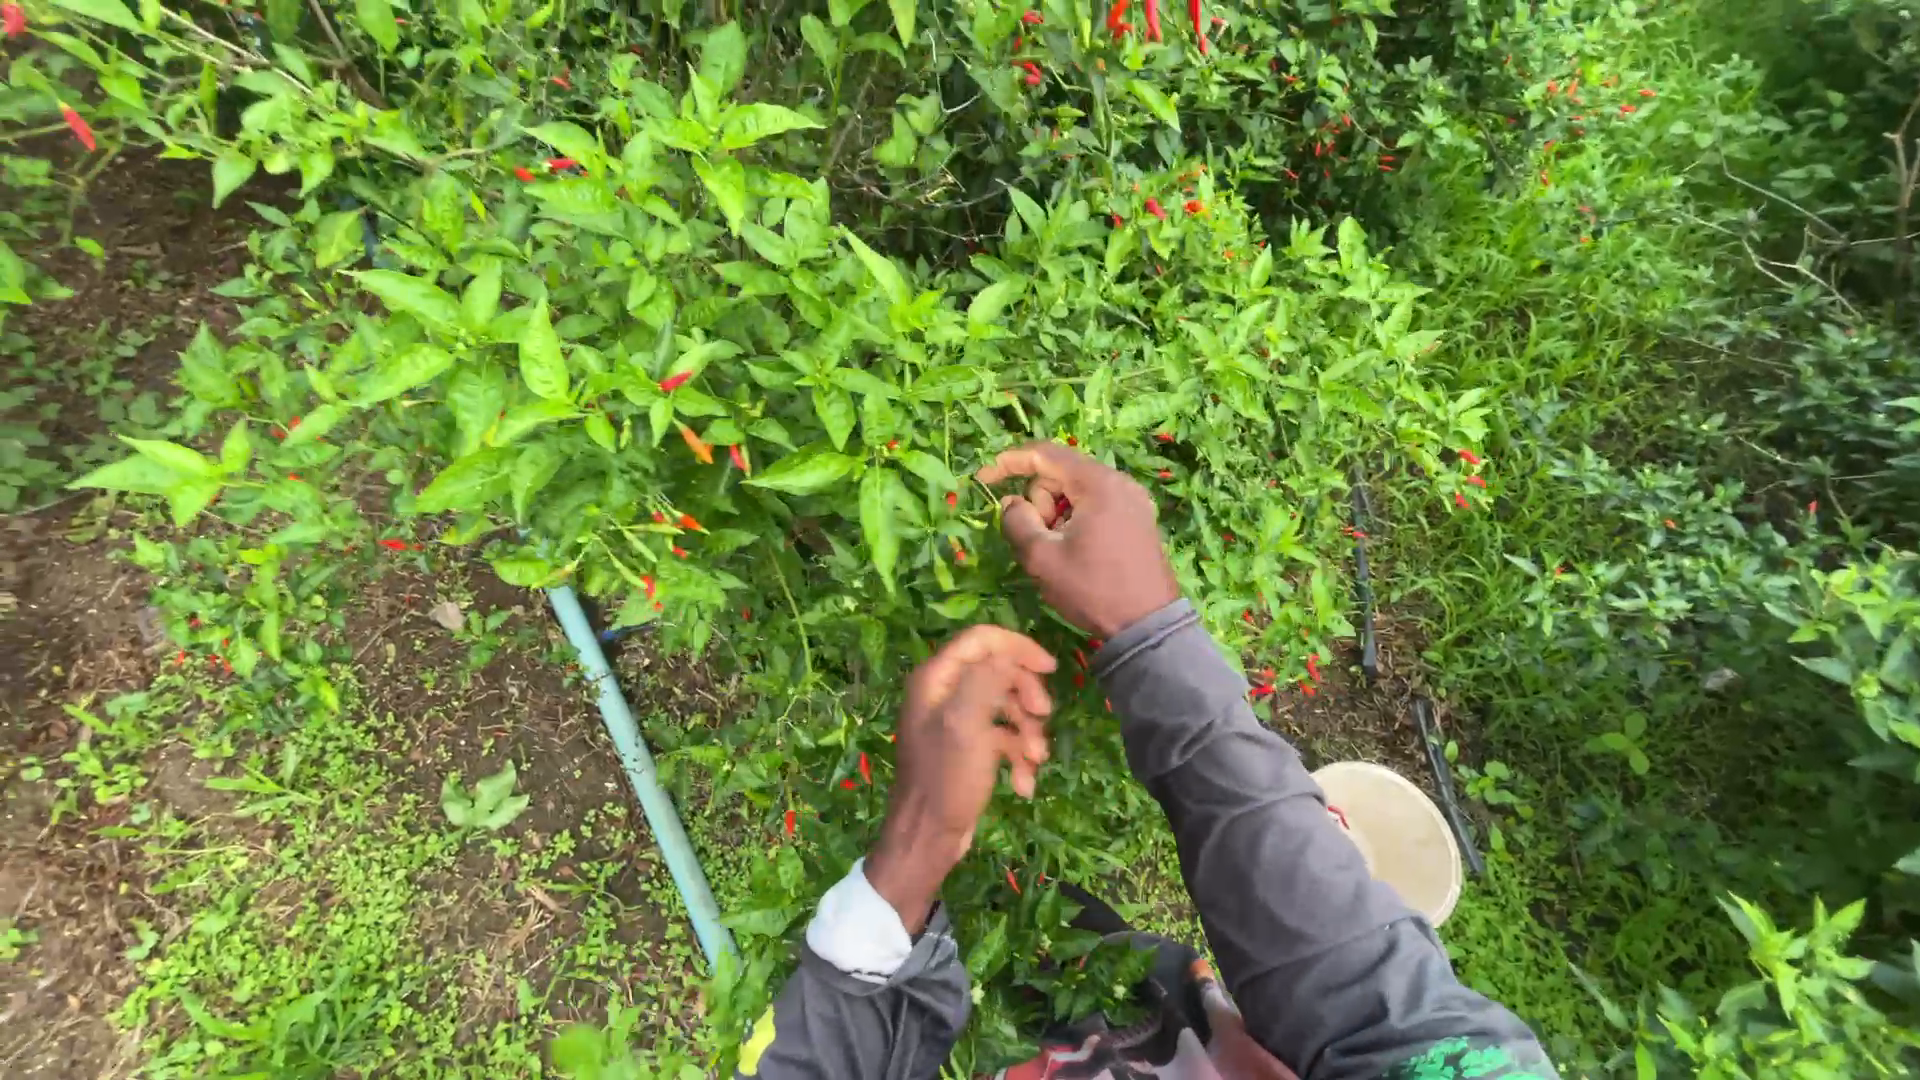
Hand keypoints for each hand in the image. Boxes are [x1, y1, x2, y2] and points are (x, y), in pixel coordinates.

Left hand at [866, 625, 1055, 931]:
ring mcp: (956, 721)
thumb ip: (987, 678)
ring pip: (1006, 707)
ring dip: (1027, 732)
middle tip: (1044, 716)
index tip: (1050, 668)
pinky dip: (1018, 757)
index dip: (1018, 647)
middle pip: (998, 672)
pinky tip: (1023, 784)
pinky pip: (1002, 738)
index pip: (982, 639)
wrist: (928, 838)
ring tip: (1035, 760)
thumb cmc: (945, 778)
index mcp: (937, 677)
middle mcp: (944, 692)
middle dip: (1026, 695)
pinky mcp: (968, 748)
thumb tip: (1011, 653)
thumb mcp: (967, 722)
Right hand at [977, 441, 1181, 638]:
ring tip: (1058, 550)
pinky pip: (1095, 505)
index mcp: (1098, 483)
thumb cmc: (1092, 589)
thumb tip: (1011, 502)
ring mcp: (1133, 500)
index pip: (1044, 454)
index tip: (984, 478)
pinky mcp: (1138, 519)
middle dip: (1039, 501)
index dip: (1009, 462)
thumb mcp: (1042, 558)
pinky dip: (1075, 520)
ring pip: (1076, 491)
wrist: (1148, 627)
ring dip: (1056, 514)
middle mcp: (1119, 482)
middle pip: (1060, 474)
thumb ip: (1017, 521)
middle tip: (1039, 539)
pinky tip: (1076, 550)